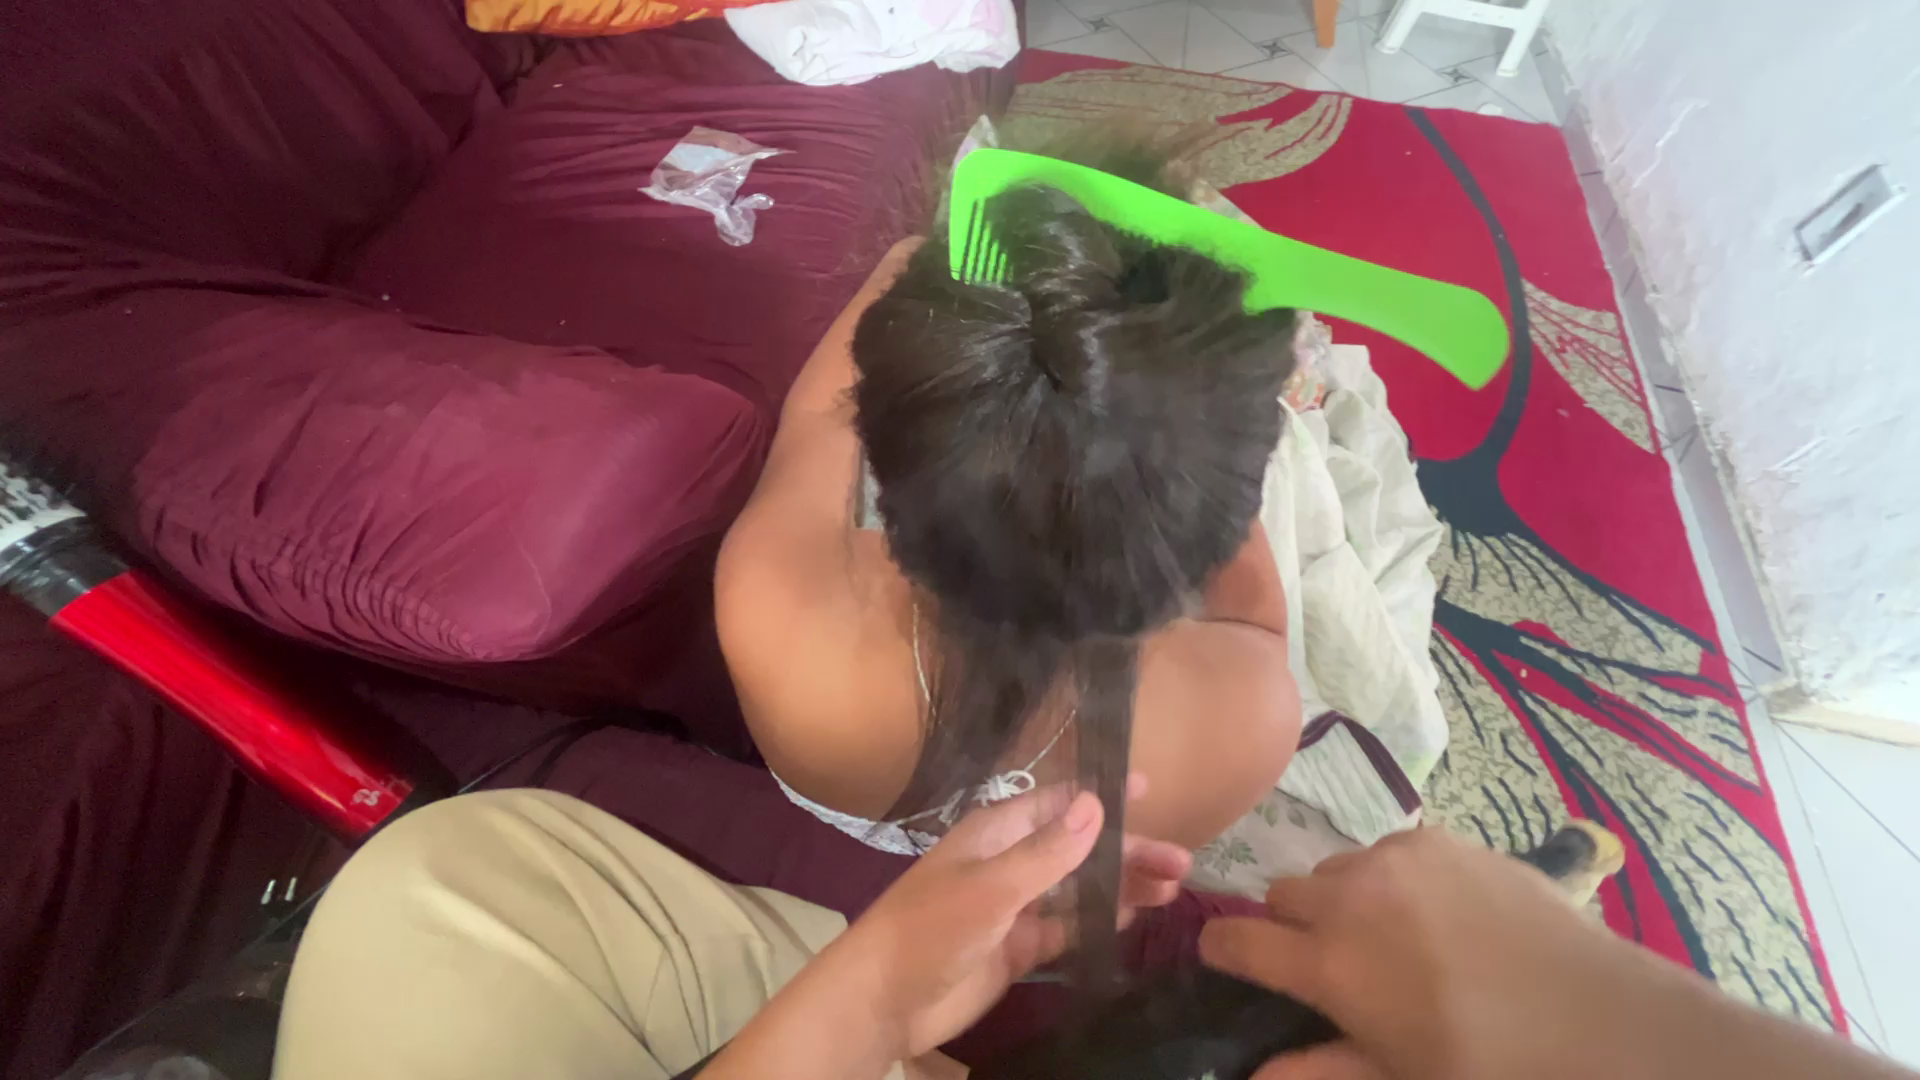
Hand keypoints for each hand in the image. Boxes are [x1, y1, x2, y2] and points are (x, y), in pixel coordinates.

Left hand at [830, 776, 1189, 1060]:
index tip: (1146, 790)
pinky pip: (1067, 927)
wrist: (886, 999)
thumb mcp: (991, 886)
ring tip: (1172, 888)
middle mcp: (1010, 861)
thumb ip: (1046, 852)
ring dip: (1120, 886)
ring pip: (1078, 888)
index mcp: (997, 832)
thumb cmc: (932, 928)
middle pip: (1077, 847)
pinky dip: (1098, 922)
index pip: (1057, 803)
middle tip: (1180, 861)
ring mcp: (1016, 905)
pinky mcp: (1018, 946)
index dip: (1099, 795)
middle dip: (1125, 850)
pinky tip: (1133, 918)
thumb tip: (1096, 804)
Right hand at [1198, 827, 1642, 1079]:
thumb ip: (1321, 1074)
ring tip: (1397, 938)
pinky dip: (1391, 880)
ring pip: (1332, 871)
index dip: (1219, 949)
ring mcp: (1392, 859)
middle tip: (1339, 964)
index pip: (1238, 940)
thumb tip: (1249, 1074)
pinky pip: (1384, 852)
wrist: (1620, 1030)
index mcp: (1333, 965)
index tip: (1221, 957)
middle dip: (1292, 927)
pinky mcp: (1434, 839)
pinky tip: (1442, 915)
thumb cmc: (1500, 1075)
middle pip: (1280, 896)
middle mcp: (1348, 897)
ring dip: (1343, 901)